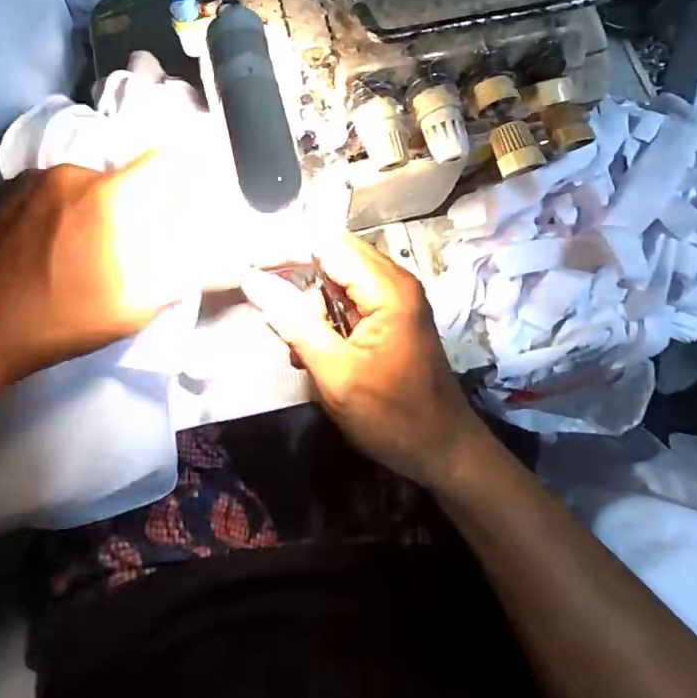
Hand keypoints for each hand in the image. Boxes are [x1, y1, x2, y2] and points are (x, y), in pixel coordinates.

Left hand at [0, 151, 213, 387]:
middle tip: (115, 241)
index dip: (179, 167)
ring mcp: (29, 179)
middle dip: (123, 204)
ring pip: (76, 183)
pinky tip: (39, 241)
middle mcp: (69, 175)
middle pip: (114, 179)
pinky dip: (51, 207)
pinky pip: (43, 189)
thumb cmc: (57, 320)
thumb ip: (168, 283)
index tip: (188, 174)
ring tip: (71, 245)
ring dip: (84, 205)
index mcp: (105, 198)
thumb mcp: (129, 313)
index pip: (159, 163)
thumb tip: (191, 264)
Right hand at [239, 233, 487, 488]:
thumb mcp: (336, 373)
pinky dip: (326, 316)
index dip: (287, 251)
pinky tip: (314, 349)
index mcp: (388, 288)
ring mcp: (396, 298)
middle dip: (296, 275)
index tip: (251, 268)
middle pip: (334, 255)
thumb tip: (253, 280)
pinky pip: (350, 298)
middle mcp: (395, 281)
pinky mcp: (392, 315)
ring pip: (338, 277)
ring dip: (311, 302)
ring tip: (297, 345)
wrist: (445, 452)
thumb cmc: (393, 416)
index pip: (327, 245)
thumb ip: (294, 322)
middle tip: (269, 305)